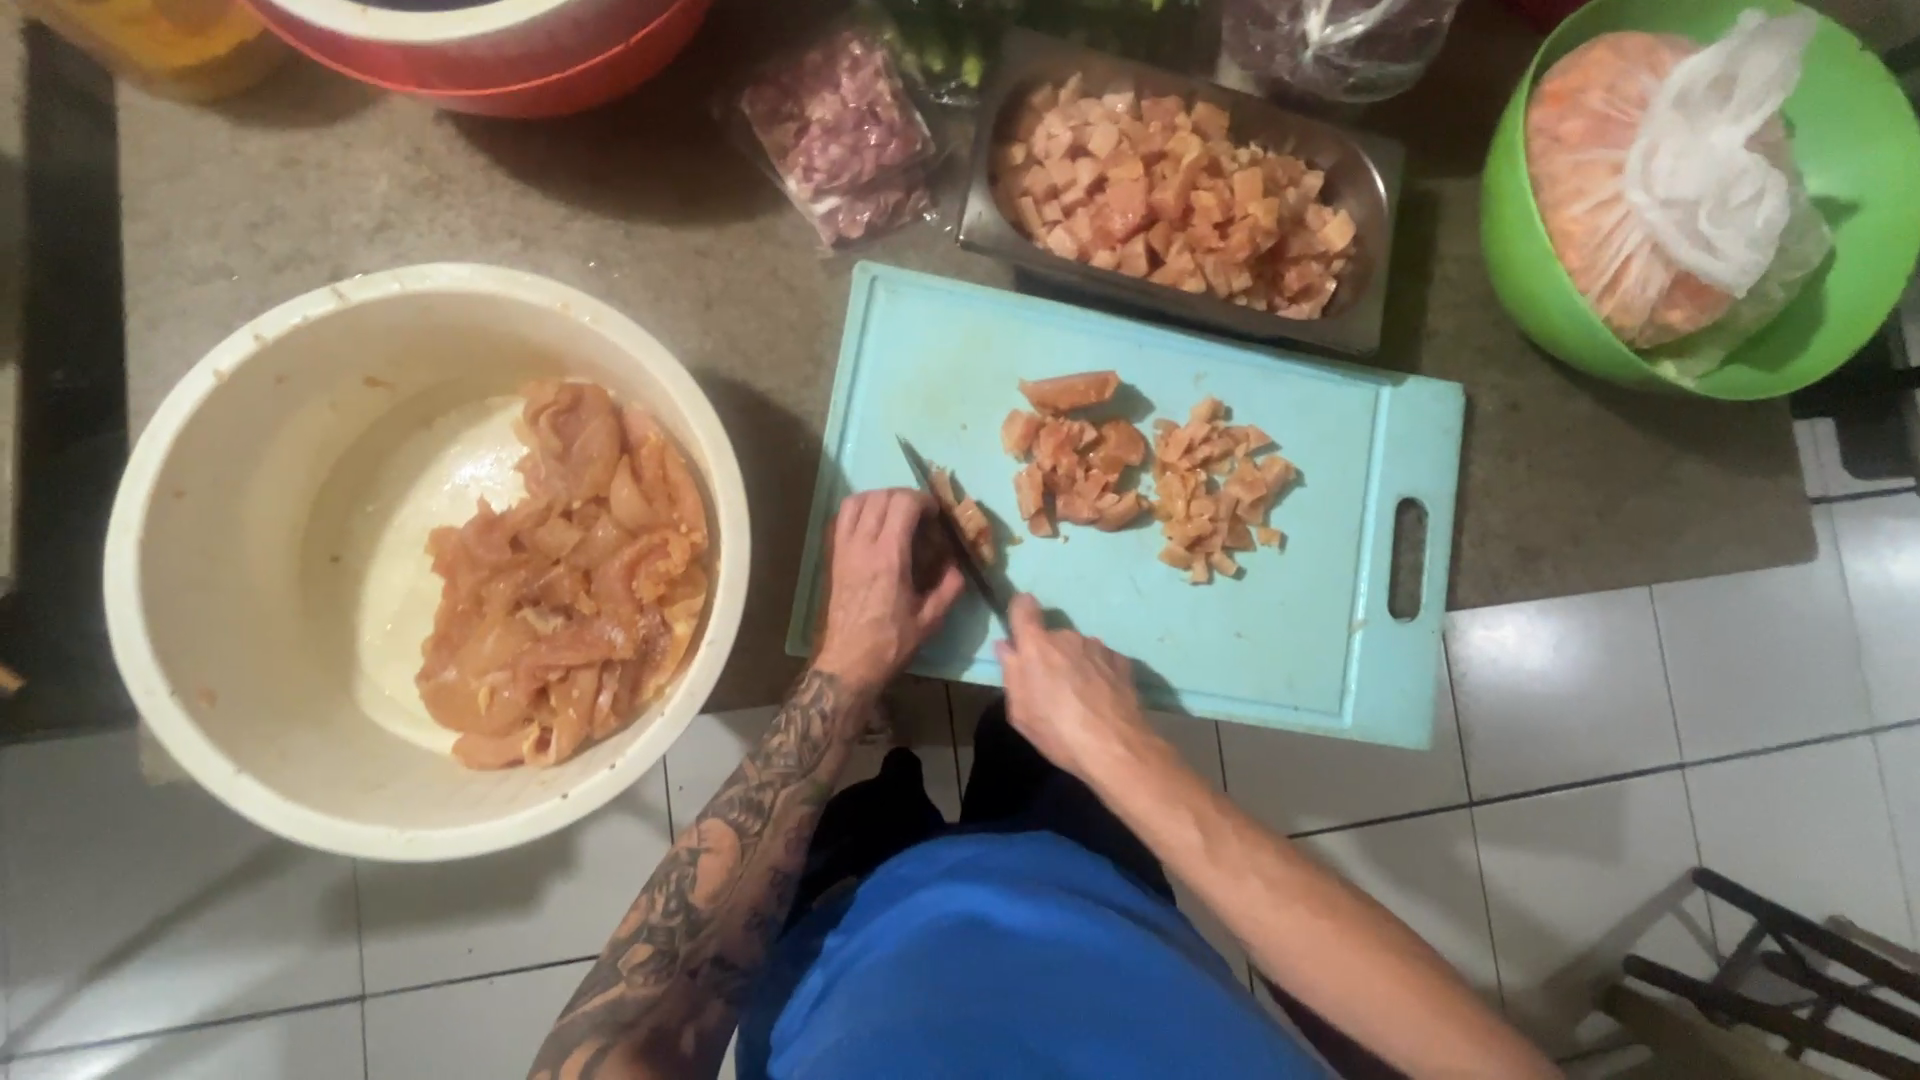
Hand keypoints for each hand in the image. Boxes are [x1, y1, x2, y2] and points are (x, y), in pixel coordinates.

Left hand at [814, 489, 964, 692]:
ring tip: (895, 514)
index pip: (903, 504)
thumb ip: (949, 588)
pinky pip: (842, 518)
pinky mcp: (833, 557)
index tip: (935, 514)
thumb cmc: (890, 643)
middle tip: (920, 514)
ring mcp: (844, 549)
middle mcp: (863, 546)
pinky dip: (860, 510)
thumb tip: (957, 566)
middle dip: (905, 497)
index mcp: (889, 558)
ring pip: (857, 501)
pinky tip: (874, 526)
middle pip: (881, 497)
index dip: (923, 500)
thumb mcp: (930, 620)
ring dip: (879, 498)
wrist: (848, 663)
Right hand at [994, 593, 1152, 782]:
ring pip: (1079, 648)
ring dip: (1076, 664)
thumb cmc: (1057, 731)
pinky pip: (1102, 660)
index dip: (1021, 612)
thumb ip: (1011, 673)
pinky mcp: (1122, 660)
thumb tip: (1007, 646)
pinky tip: (1102, 698)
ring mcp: (1098, 647)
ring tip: (1081, 698)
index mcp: (1037, 646)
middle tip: (1052, 687)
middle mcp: (1068, 637)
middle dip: (1050, 655)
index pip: (1023, 607)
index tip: (1022, 628)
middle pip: (1053, 637)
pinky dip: (1099, 673)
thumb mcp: (1020, 711)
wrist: (1115, 747)